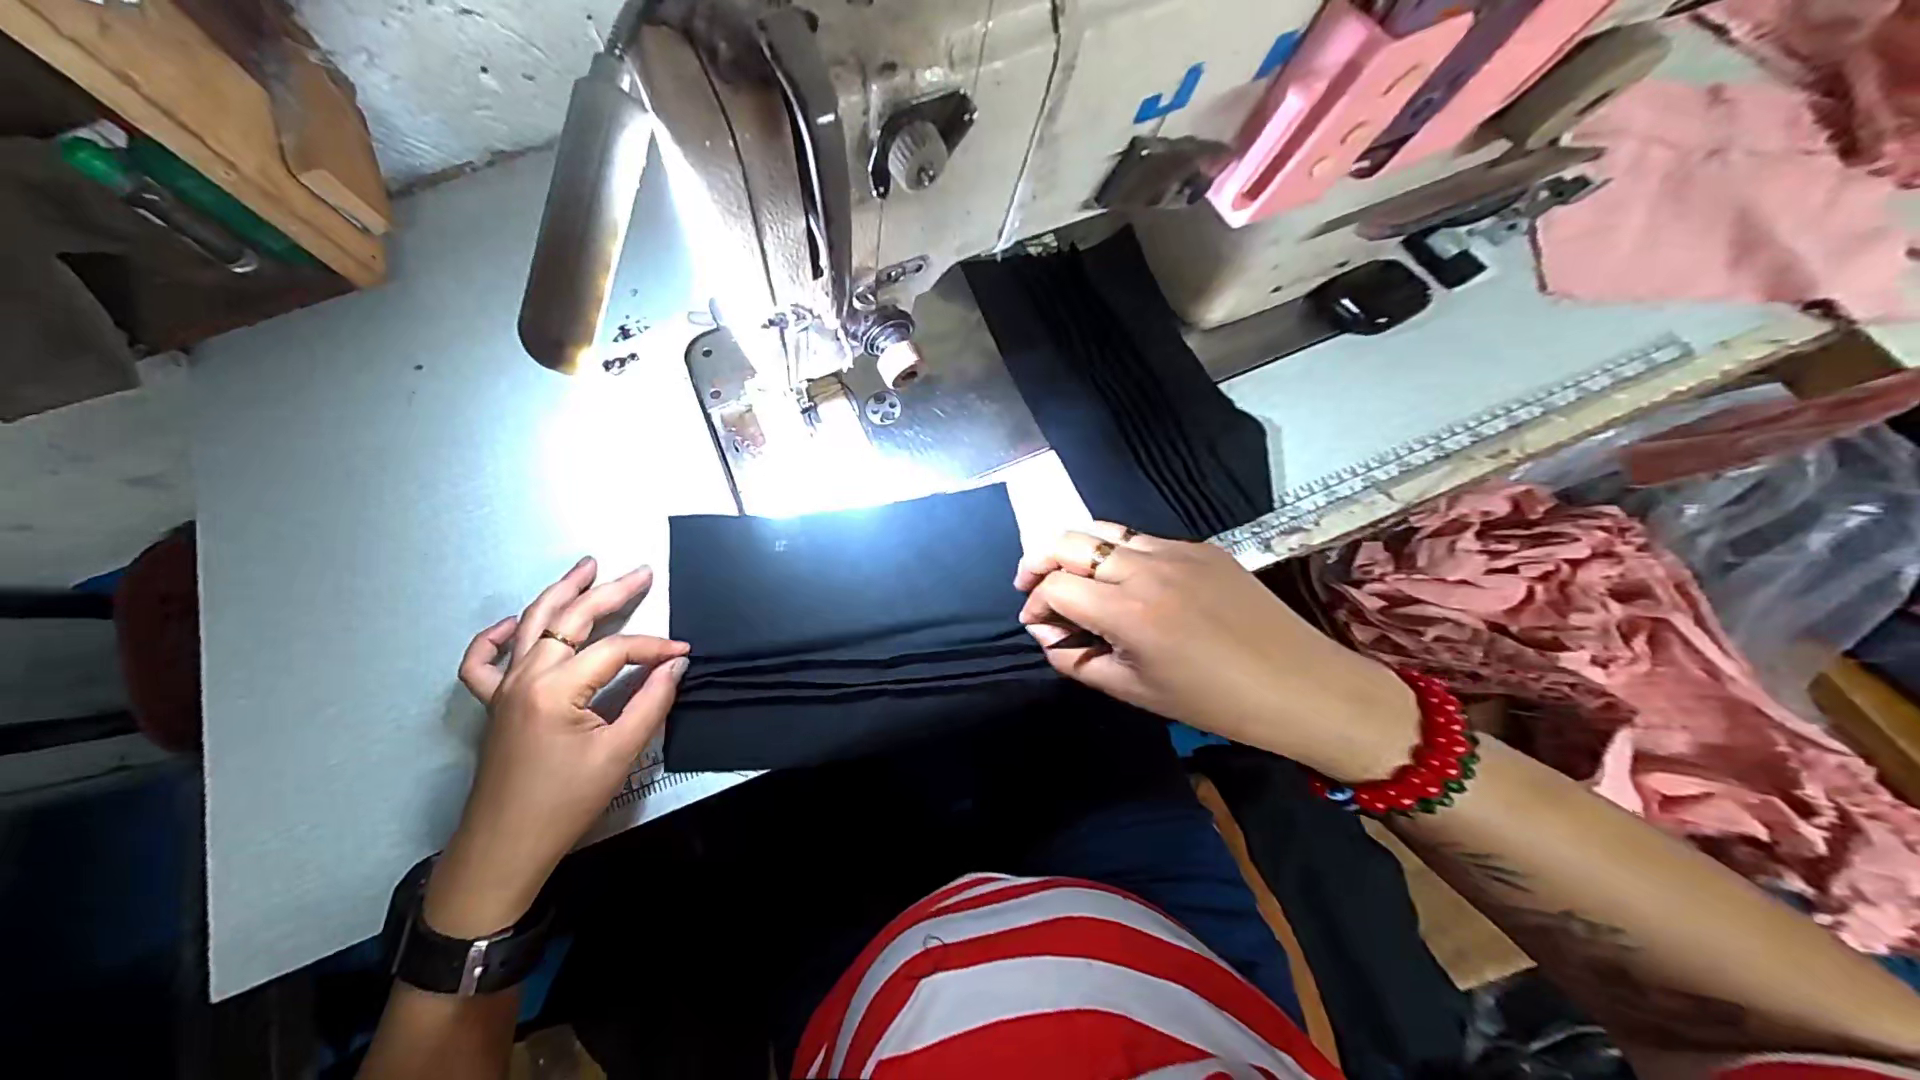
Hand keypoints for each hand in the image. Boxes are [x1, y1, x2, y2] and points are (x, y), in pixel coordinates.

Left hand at [425, 557, 688, 937]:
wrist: (505, 847)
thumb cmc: (566, 802)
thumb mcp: (620, 753)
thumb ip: (652, 701)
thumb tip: (675, 666)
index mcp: (557, 688)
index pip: (615, 649)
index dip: (655, 647)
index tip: (684, 654)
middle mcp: (525, 676)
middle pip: (570, 619)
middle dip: (611, 592)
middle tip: (642, 572)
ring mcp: (503, 688)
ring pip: (530, 624)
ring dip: (560, 592)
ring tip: (587, 567)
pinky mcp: (493, 704)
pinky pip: (483, 662)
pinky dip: (496, 636)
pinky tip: (515, 623)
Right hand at [1014, 524, 1419, 782]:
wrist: (1300, 685)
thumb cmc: (1212, 701)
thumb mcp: (1133, 691)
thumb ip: (1077, 660)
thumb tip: (1048, 633)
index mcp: (1128, 612)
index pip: (1055, 587)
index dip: (1035, 605)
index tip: (1038, 626)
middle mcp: (1146, 568)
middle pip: (1069, 542)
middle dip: (1039, 562)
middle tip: (1034, 588)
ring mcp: (1176, 551)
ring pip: (1103, 530)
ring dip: (1077, 552)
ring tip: (1072, 577)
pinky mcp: (1201, 547)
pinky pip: (1141, 539)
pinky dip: (1118, 555)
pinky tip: (1127, 582)